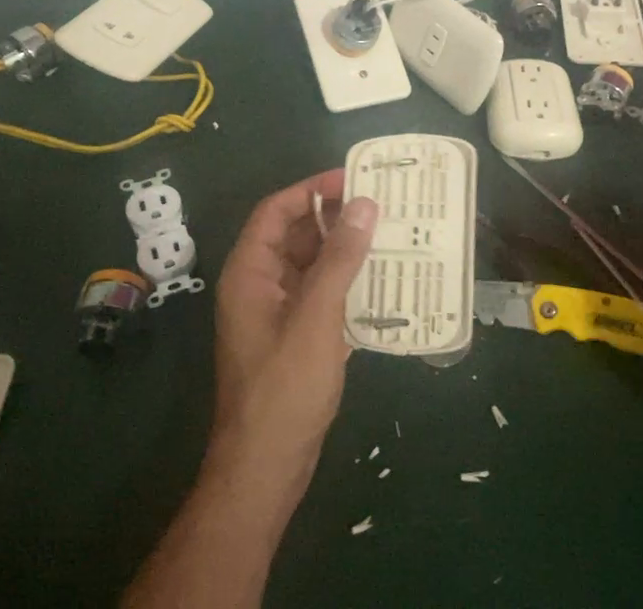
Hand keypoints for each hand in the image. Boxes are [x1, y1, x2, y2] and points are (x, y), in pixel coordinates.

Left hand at [124, 172, 377, 608]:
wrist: (266, 465)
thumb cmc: (285, 388)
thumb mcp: (316, 317)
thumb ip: (339, 259)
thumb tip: (364, 204)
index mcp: (250, 273)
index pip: (276, 211)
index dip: (312, 189)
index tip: (356, 178)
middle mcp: (259, 286)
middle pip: (296, 236)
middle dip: (336, 217)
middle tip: (385, 205)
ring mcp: (276, 314)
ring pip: (312, 266)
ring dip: (346, 251)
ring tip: (392, 236)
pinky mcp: (294, 338)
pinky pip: (321, 296)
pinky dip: (348, 285)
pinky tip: (385, 284)